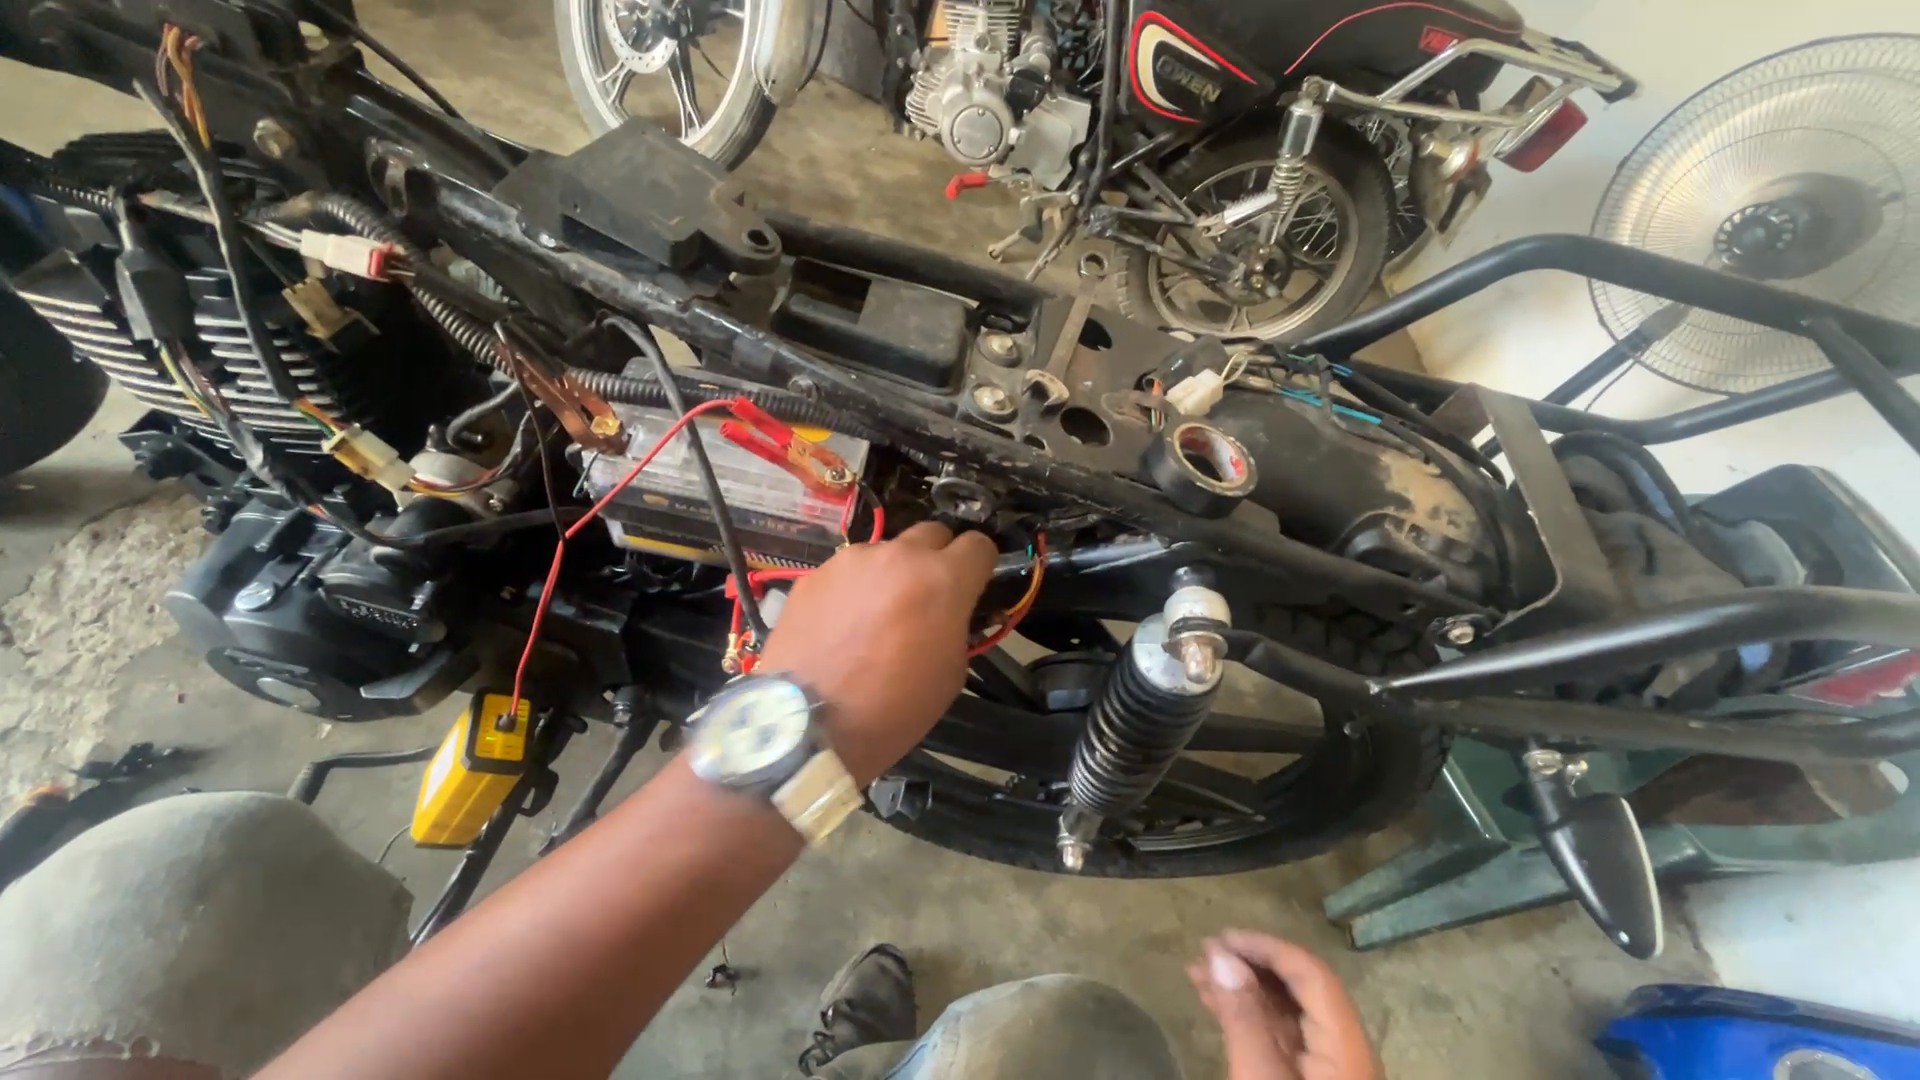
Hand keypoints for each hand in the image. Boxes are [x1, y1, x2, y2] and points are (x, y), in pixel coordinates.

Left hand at [758, 522, 998, 784]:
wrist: (809, 723)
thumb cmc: (894, 707)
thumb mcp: (951, 672)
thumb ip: (956, 623)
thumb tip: (949, 610)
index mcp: (942, 579)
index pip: (979, 545)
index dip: (980, 565)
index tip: (973, 584)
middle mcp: (898, 556)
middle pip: (932, 534)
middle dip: (937, 559)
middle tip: (928, 596)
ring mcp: (851, 561)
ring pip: (885, 553)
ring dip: (891, 574)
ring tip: (876, 616)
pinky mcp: (814, 574)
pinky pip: (847, 572)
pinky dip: (853, 590)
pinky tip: (841, 625)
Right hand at [1188, 931, 1380, 1079]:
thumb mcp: (1259, 1077)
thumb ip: (1243, 1015)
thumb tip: (1220, 954)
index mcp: (1348, 1046)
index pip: (1312, 973)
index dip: (1267, 947)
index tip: (1222, 938)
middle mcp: (1346, 1050)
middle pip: (1300, 988)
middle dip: (1251, 964)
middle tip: (1205, 951)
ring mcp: (1330, 1070)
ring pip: (1286, 1011)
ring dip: (1243, 988)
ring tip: (1198, 973)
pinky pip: (1281, 1035)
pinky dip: (1248, 1016)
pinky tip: (1214, 1003)